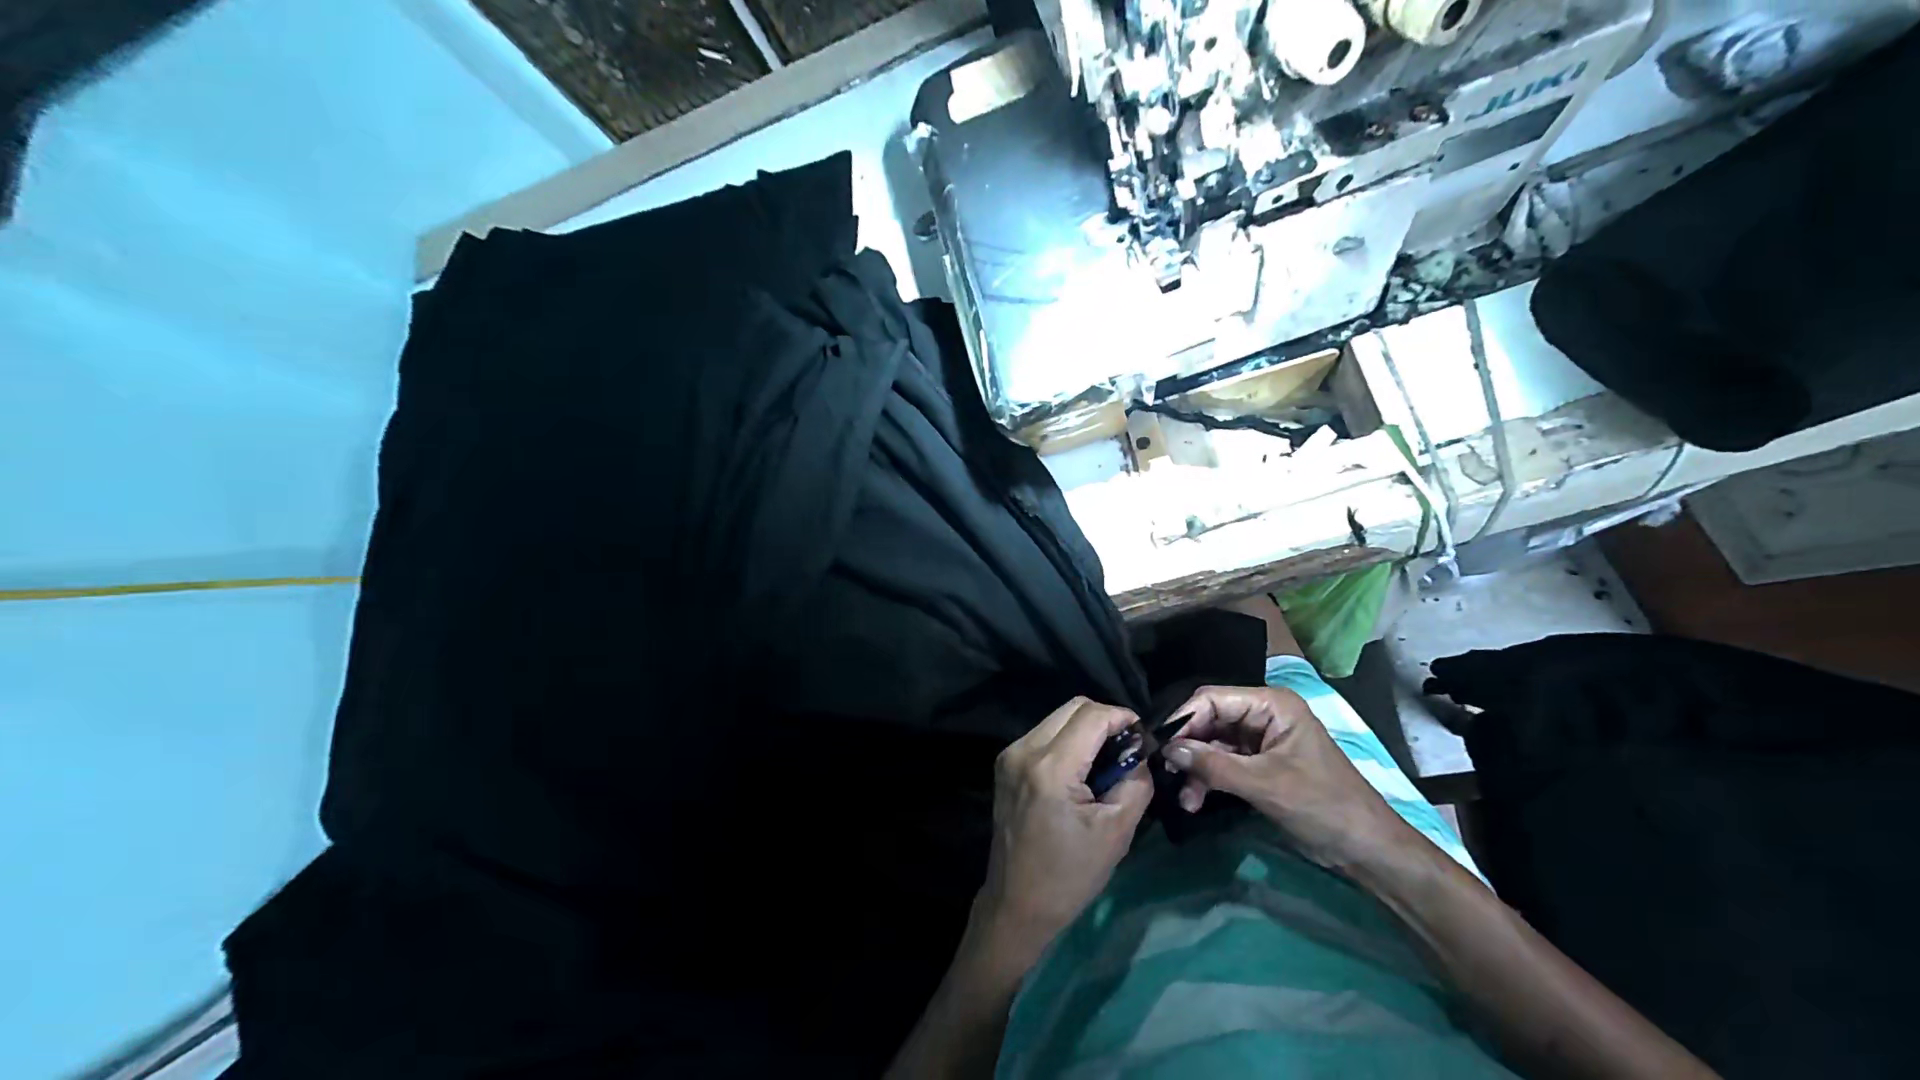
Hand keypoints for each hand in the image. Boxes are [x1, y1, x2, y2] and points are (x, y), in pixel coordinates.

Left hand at [975, 697, 1153, 955]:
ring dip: (1086, 729)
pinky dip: (1068, 740)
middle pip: (1073, 707)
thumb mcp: (1117, 830)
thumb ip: (1136, 781)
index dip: (1124, 718)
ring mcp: (1010, 755)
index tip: (1144, 738)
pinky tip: (1082, 768)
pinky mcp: (1005, 764)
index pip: (1093, 716)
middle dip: (1105, 720)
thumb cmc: (1070, 874)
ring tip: (1107, 760)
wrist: (1016, 903)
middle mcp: (1024, 750)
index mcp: (1051, 767)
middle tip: (1128, 748)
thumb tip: (1141, 752)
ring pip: (1057, 718)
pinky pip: (1044, 734)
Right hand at [1161, 685, 1417, 872]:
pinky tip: (1195, 800)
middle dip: (1188, 748)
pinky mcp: (1260, 764)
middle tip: (1166, 775)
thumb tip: (1167, 751)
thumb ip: (1213, 765)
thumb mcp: (1265, 785)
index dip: (1183, 719)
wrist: (1366, 850)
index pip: (1212, 699)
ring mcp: (1261, 740)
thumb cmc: (1323, 806)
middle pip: (1209, 720)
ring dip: (1196, 769)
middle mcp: (1263, 715)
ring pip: (1212, 744)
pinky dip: (1208, 780)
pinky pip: (1222, 763)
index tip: (1159, 746)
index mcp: (1272, 705)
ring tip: (1184, 798)